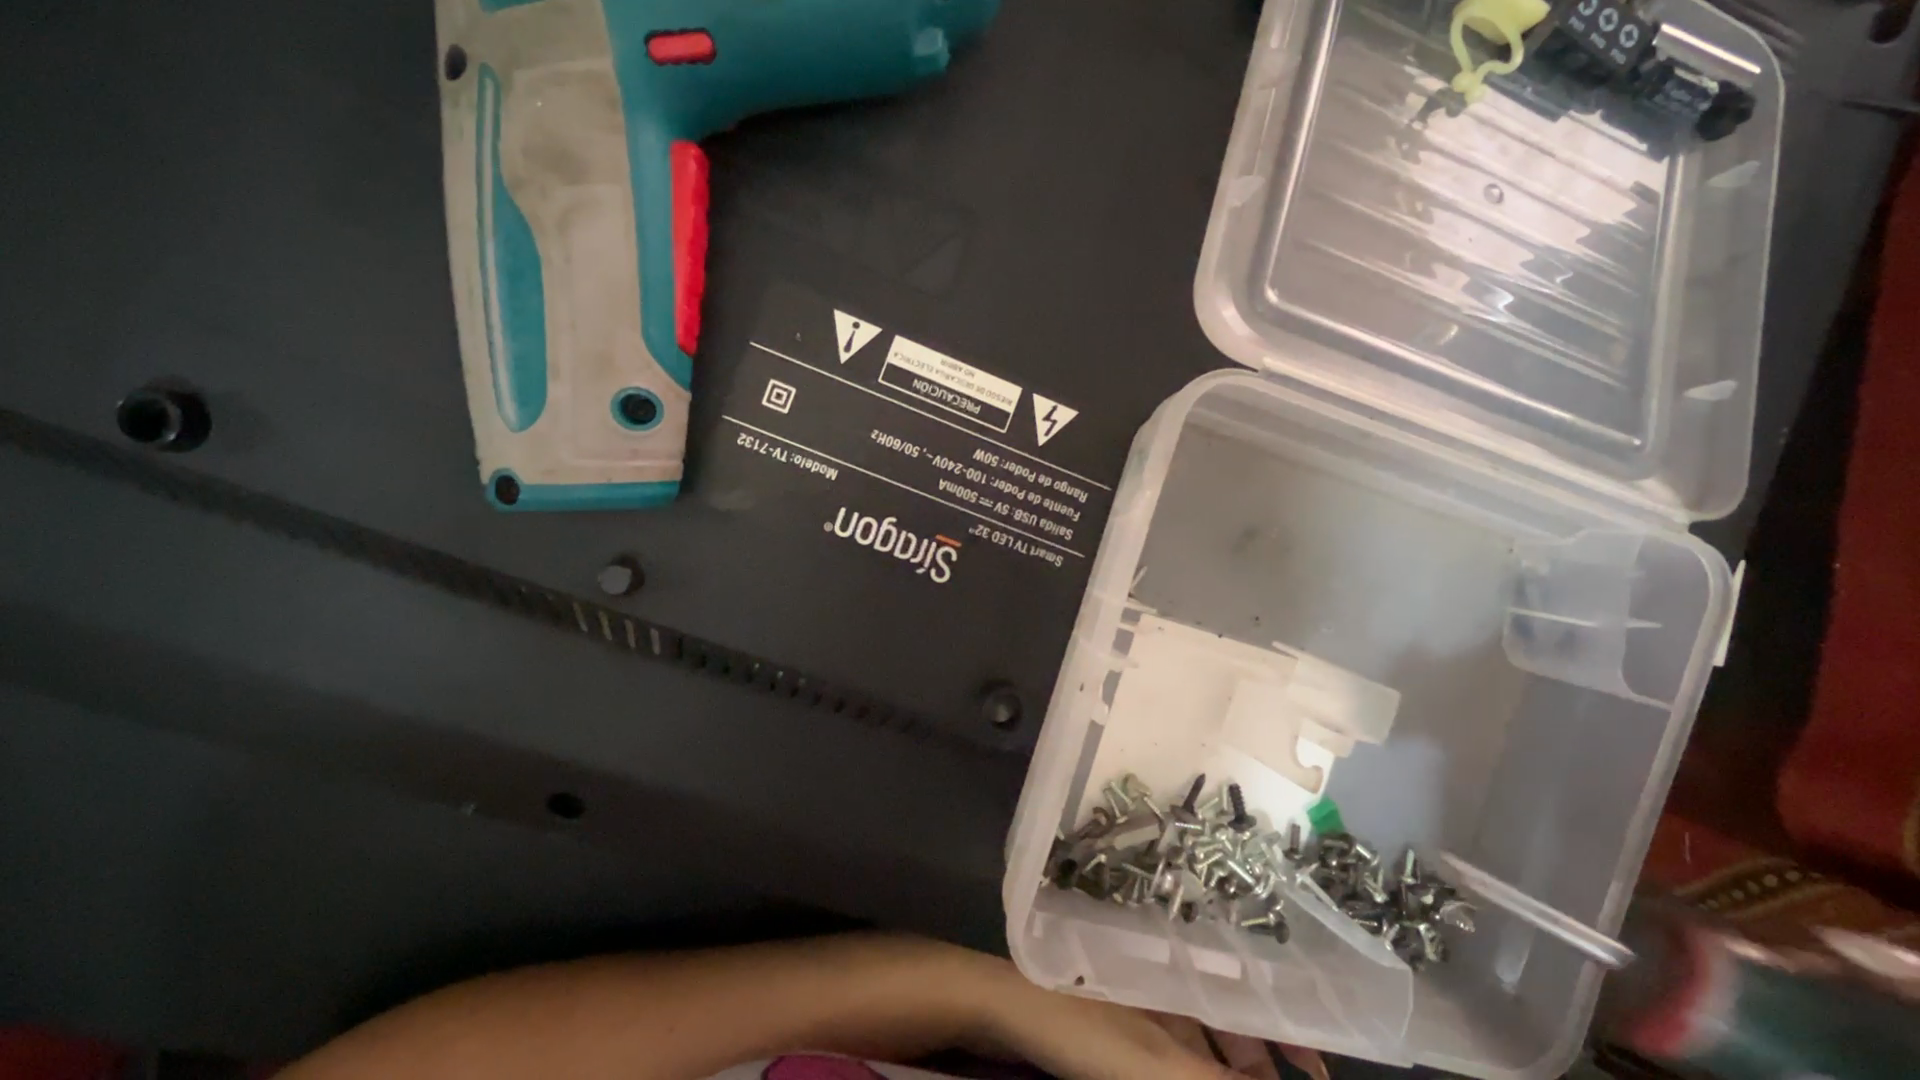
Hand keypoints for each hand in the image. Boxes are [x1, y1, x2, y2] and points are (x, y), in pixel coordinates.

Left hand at [961, 955, 1327, 1079]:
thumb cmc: (1083, 1029)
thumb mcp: (1157, 1066)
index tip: (1324, 1070)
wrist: (1003, 1009)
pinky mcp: (1118, 1028)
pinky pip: (1173, 1053)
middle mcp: (1173, 987)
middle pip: (1234, 1026)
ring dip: (1229, 1070)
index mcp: (1187, 981)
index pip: (1255, 1002)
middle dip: (1265, 1065)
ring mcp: (1143, 1006)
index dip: (1294, 1033)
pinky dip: (1194, 1070)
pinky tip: (1196, 1079)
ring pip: (1204, 1043)